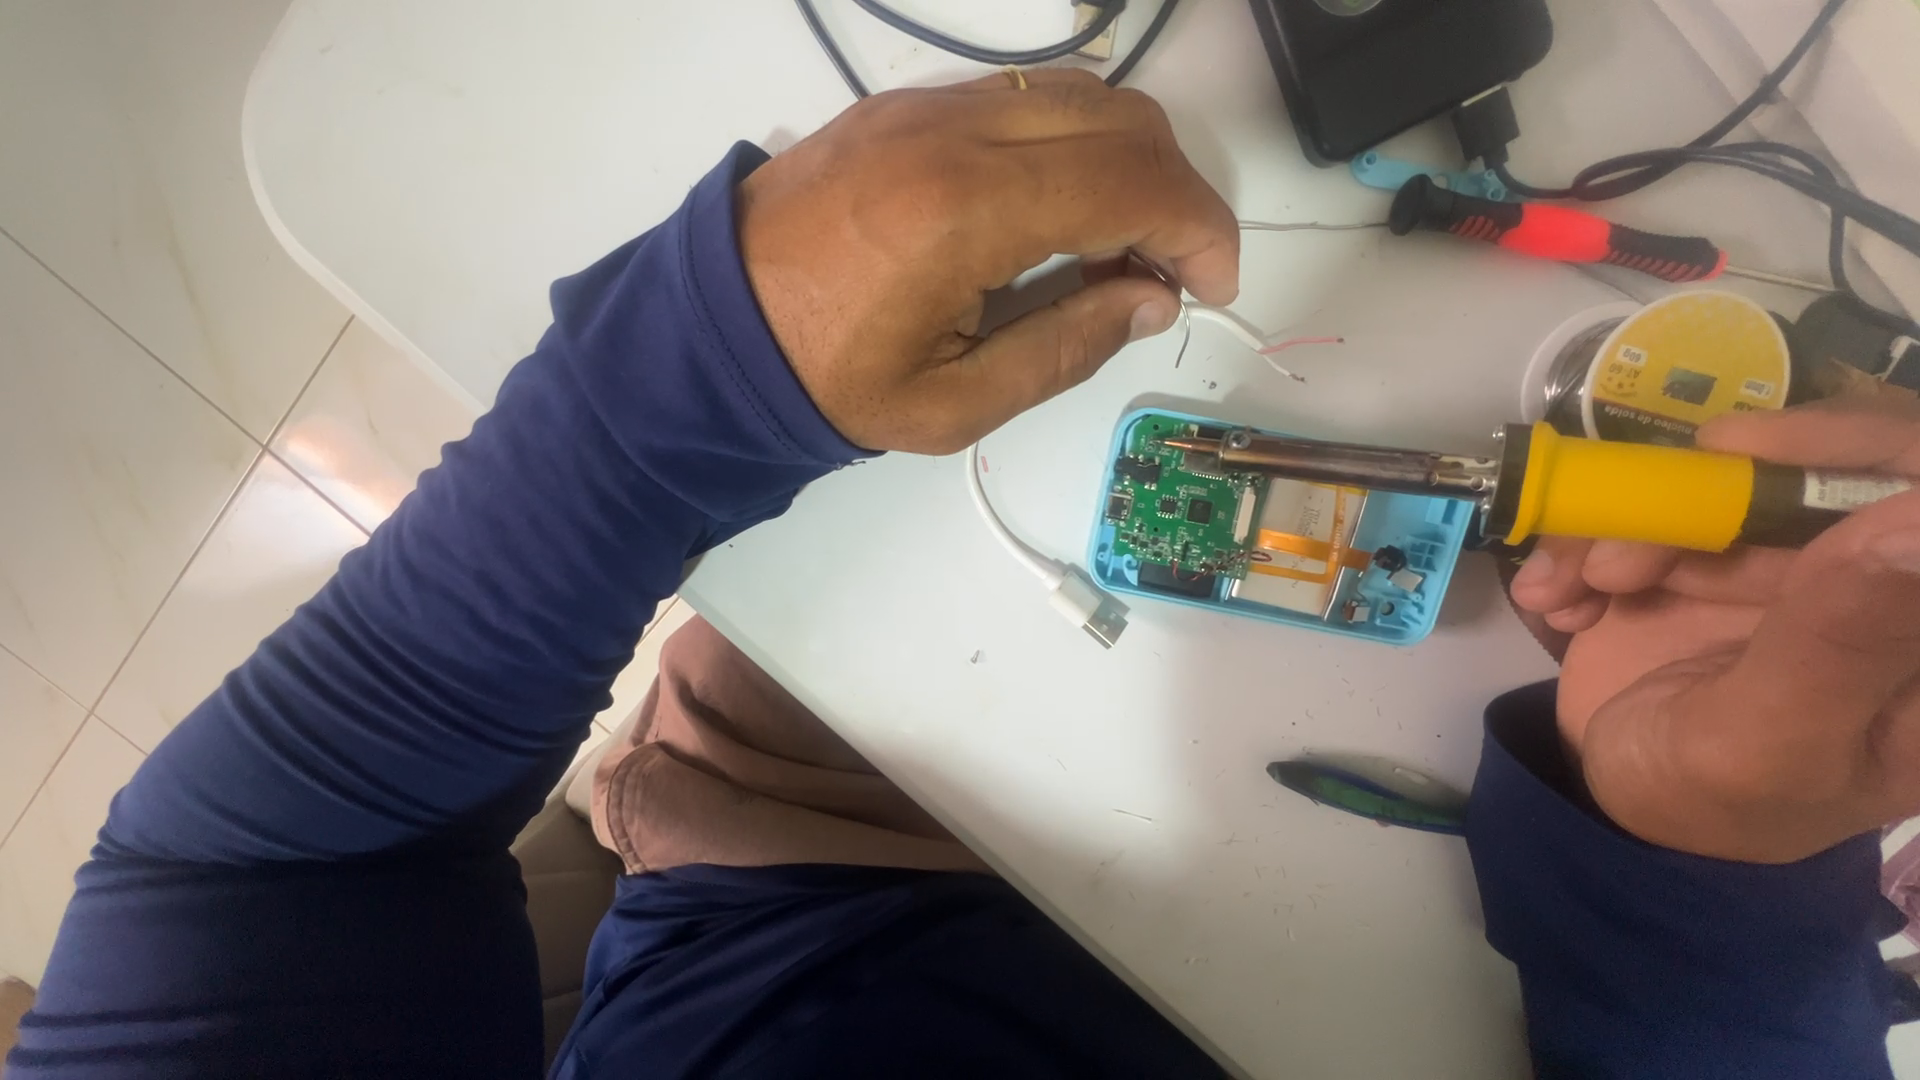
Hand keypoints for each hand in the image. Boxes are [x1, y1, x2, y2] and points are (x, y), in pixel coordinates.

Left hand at [736, 70, 1238, 454]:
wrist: (718, 331)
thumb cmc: (828, 382)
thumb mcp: (951, 405)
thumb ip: (1063, 350)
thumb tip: (1148, 299)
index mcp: (964, 212)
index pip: (1129, 181)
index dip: (1198, 226)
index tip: (1213, 281)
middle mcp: (950, 133)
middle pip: (1119, 121)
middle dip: (1174, 193)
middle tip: (1166, 273)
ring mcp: (922, 109)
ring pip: (1076, 99)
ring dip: (1125, 165)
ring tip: (1114, 252)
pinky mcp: (902, 109)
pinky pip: (1020, 104)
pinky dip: (1069, 149)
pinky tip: (1056, 217)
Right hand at [1509, 398, 1919, 862]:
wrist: (1622, 805)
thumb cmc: (1718, 798)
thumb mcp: (1770, 738)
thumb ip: (1836, 641)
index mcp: (1915, 625)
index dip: (1851, 446)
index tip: (1733, 454)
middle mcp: (1858, 578)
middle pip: (1791, 479)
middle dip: (1682, 510)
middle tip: (1613, 566)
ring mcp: (1767, 568)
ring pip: (1693, 494)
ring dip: (1607, 536)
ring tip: (1566, 598)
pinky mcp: (1686, 566)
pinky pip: (1626, 520)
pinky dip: (1574, 555)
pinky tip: (1557, 604)